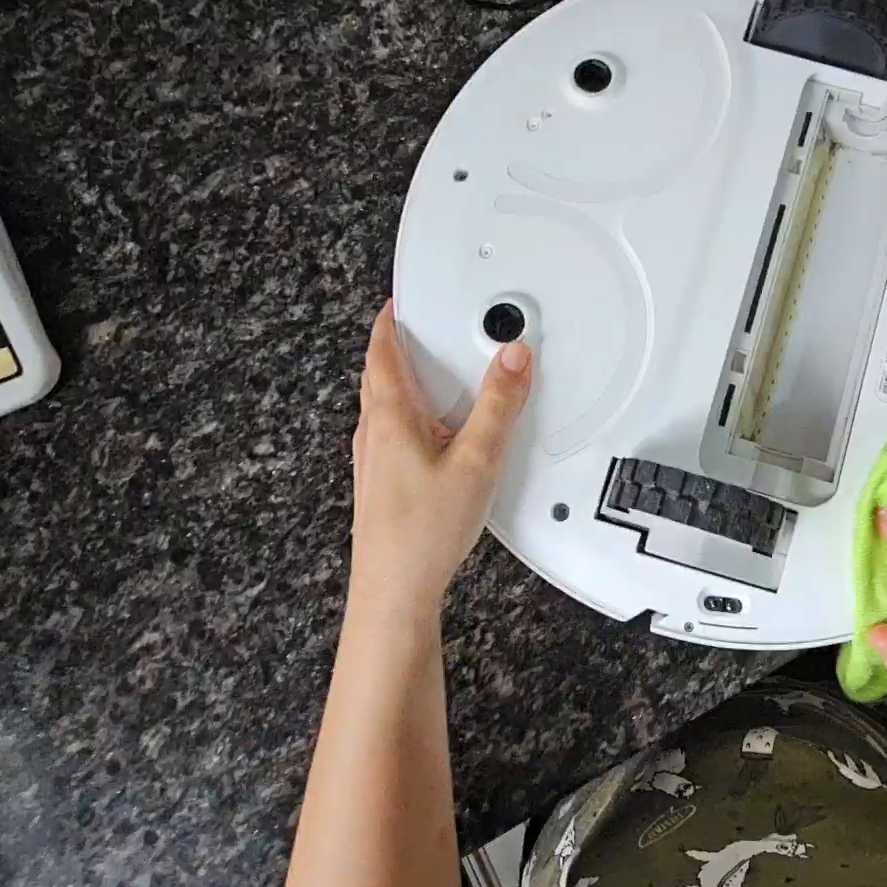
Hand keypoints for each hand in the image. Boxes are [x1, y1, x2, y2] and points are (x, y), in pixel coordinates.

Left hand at [348, 301, 532, 615]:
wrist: (394, 589)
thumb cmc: (423, 532)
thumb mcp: (477, 461)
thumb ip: (498, 405)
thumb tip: (512, 358)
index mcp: (391, 416)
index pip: (383, 349)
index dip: (392, 318)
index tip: (404, 297)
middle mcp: (375, 432)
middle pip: (382, 372)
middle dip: (403, 344)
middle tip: (428, 327)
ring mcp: (374, 457)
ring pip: (386, 402)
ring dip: (408, 378)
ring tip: (440, 373)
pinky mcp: (382, 479)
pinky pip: (393, 429)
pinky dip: (412, 411)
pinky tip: (438, 430)